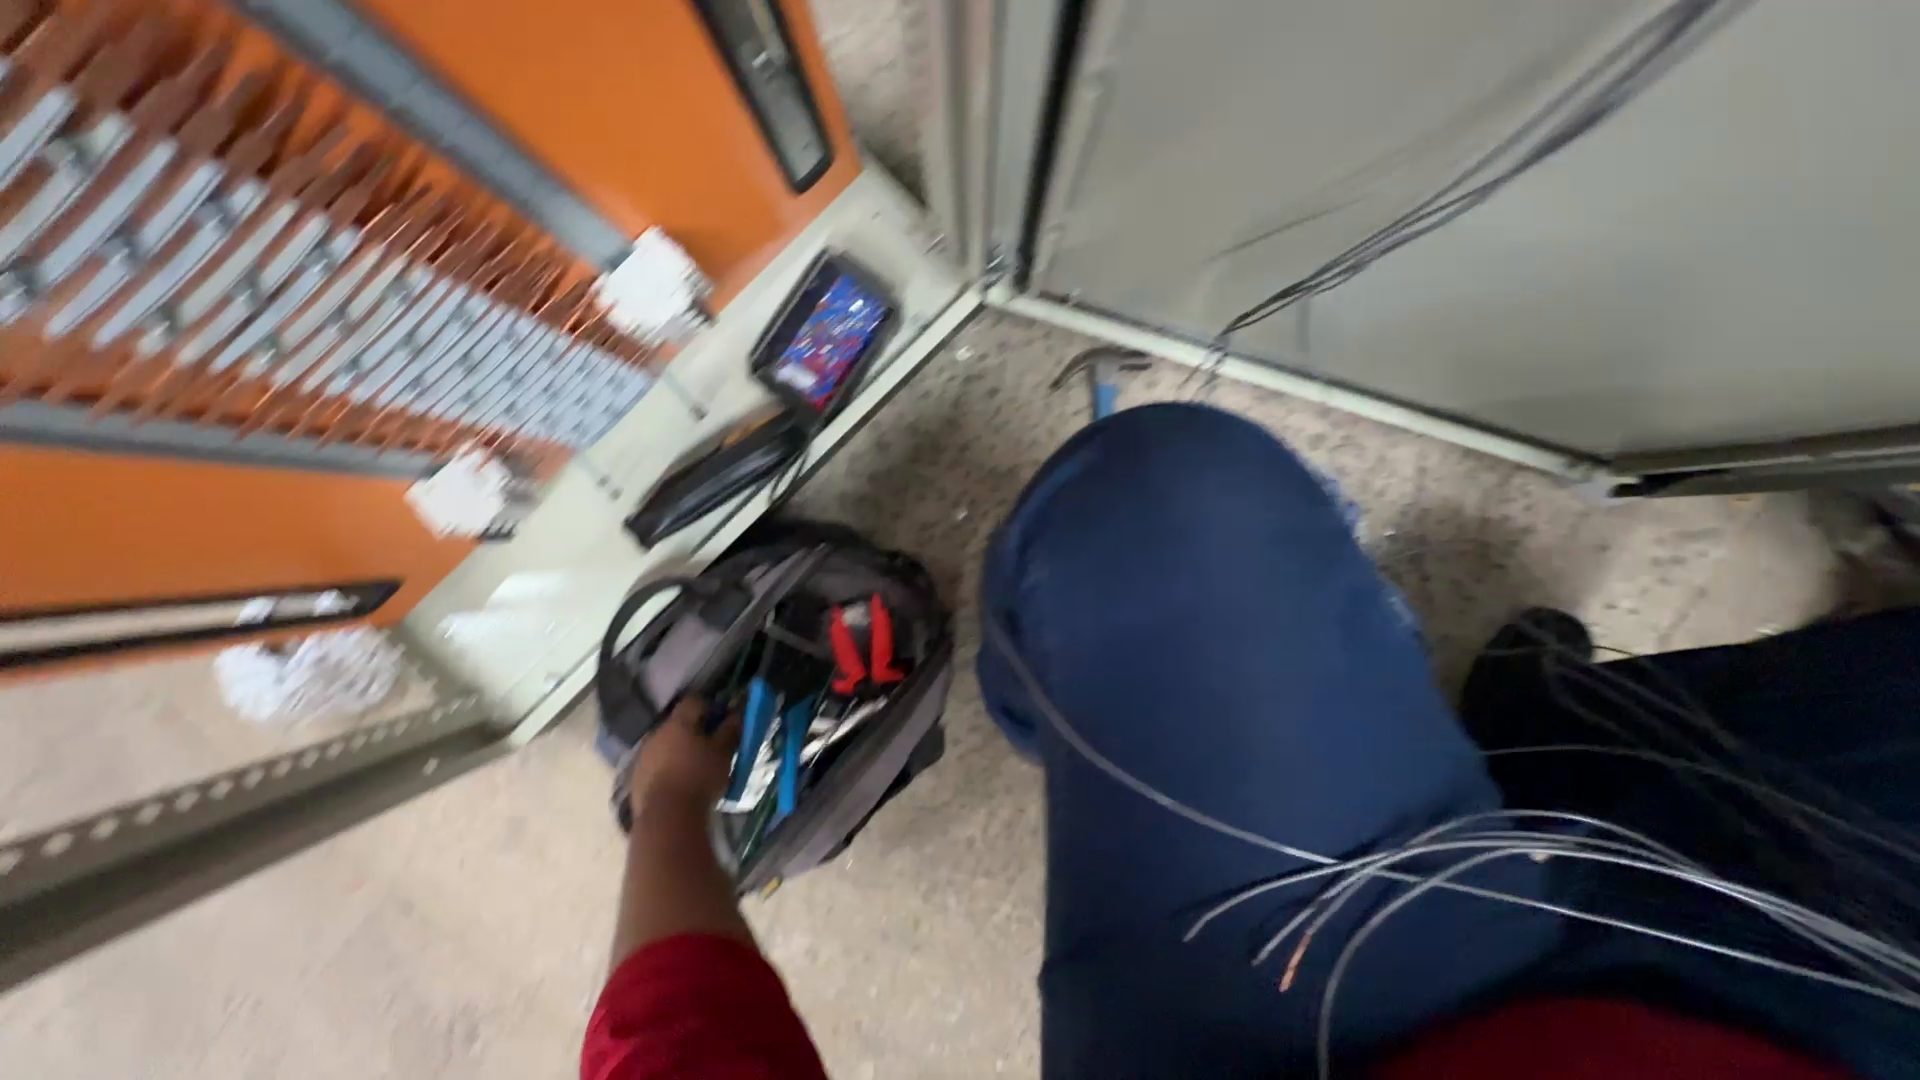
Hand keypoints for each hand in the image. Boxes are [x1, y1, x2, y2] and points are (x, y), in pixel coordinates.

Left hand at [630, 697, 739, 813]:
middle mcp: (656, 734)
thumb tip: (737, 714)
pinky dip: (667, 770)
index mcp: (678, 723)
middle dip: (694, 732)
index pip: (693, 701)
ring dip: (678, 752)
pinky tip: (679, 786)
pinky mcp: (636, 780)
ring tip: (695, 770)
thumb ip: (730, 731)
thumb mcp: (723, 754)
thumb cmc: (699, 778)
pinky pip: (655, 767)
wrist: (666, 817)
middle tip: (711, 748)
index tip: (722, 721)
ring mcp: (642, 757)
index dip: (709, 707)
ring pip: (664, 746)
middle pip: (677, 725)